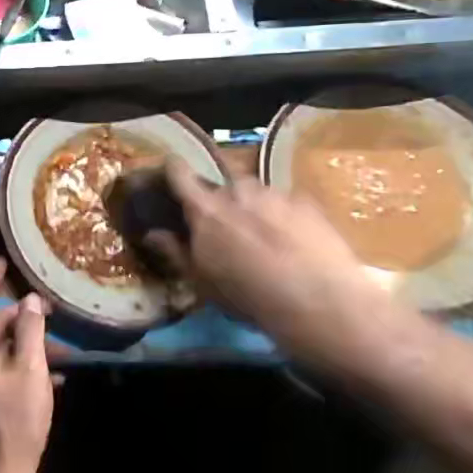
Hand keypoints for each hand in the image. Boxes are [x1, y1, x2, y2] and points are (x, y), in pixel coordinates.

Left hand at [0, 259, 52, 472]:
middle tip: (51, 310)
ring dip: (30, 343)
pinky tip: (57, 376)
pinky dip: (28, 364)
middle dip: (21, 315)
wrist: (2, 472)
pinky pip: (6, 367)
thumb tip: (30, 299)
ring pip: (3, 346)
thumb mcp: (31, 369)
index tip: (4, 261)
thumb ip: (30, 331)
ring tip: (64, 349)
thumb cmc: (16, 418)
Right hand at [157, 159, 432, 373]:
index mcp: (205, 208)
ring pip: (255, 193)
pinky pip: (286, 203)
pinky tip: (294, 242)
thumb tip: (151, 233)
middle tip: (227, 227)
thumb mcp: (201, 280)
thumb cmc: (247, 294)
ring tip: (265, 237)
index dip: (171, 169)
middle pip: (222, 184)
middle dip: (221, 200)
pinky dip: (284, 216)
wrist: (320, 303)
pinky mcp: (308, 203)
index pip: (178, 171)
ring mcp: (275, 194)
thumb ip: (174, 250)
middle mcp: (238, 191)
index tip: (169, 174)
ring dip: (253, 207)